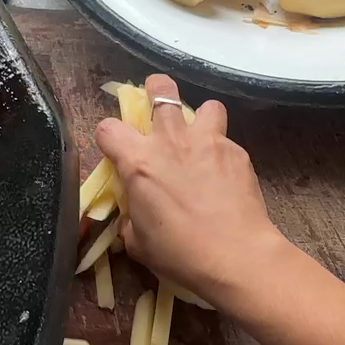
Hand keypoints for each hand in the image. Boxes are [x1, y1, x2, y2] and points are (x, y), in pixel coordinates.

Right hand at [93, 74, 287, 306]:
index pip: (108, 128)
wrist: (235, 255)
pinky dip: (222, 152)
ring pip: (205, 105)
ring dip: (200, 118)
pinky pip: (226, 140)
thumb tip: (134, 214)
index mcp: (139, 161)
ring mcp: (208, 141)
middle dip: (156, 90)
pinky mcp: (237, 151)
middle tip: (157, 105)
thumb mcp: (138, 243)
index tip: (116, 149)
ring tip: (201, 139)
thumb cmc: (180, 253)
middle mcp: (171, 141)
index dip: (109, 137)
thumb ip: (131, 218)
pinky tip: (225, 176)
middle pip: (160, 89)